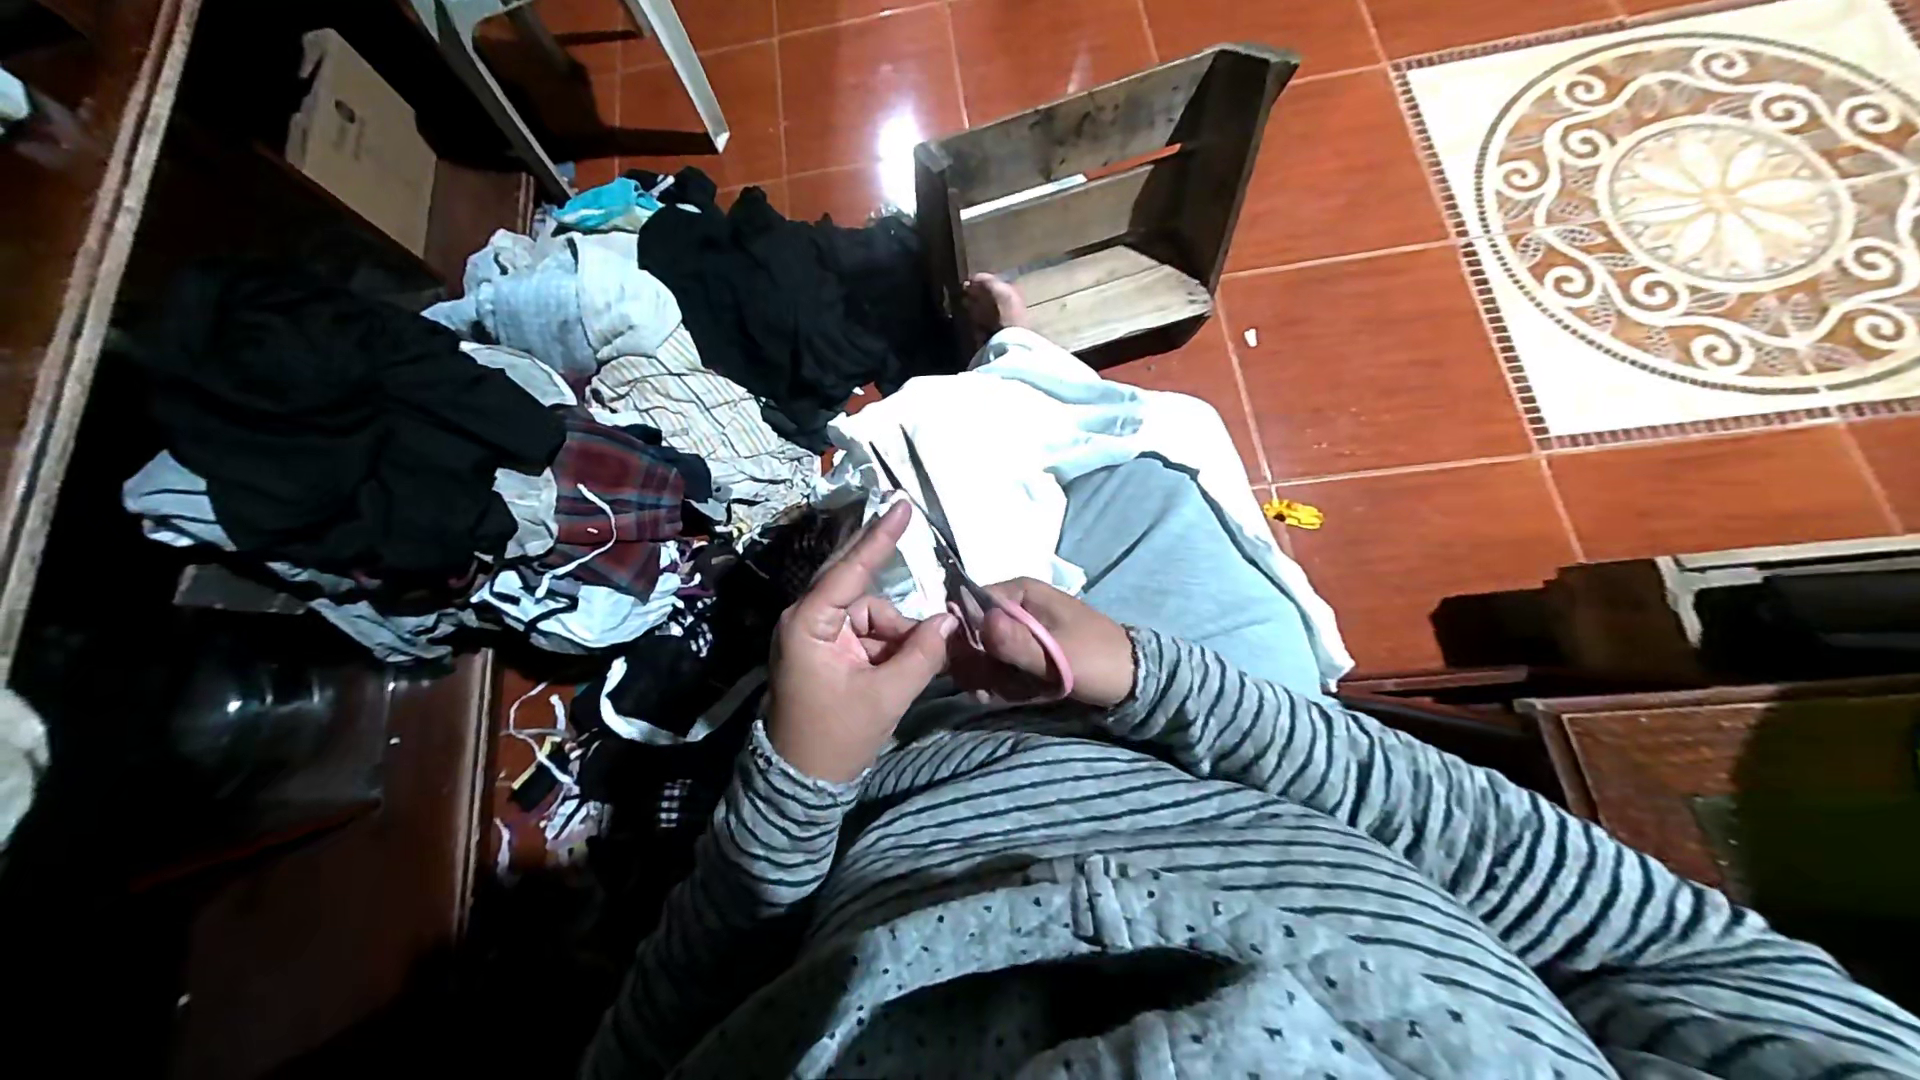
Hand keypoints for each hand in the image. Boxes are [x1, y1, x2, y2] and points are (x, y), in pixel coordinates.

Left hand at [766, 501, 957, 781]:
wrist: (800, 783)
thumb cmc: (834, 737)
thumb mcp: (885, 697)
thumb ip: (922, 654)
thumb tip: (950, 620)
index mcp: (810, 623)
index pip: (849, 570)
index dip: (879, 538)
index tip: (901, 505)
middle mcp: (809, 619)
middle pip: (862, 593)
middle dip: (897, 614)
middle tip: (926, 623)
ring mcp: (818, 635)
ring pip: (872, 617)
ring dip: (898, 637)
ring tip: (906, 673)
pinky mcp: (828, 651)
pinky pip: (868, 635)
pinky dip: (890, 647)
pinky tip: (900, 671)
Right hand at [950, 578, 1133, 707]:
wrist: (1131, 681)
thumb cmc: (1097, 659)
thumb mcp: (1057, 654)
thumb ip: (1017, 643)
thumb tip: (981, 623)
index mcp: (1020, 591)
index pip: (969, 606)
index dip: (967, 637)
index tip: (977, 666)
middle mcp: (1014, 606)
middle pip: (973, 634)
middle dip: (982, 665)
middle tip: (1002, 685)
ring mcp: (1019, 629)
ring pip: (983, 655)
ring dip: (993, 678)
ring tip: (1018, 691)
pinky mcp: (1024, 650)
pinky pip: (998, 667)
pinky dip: (1004, 684)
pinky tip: (1019, 695)